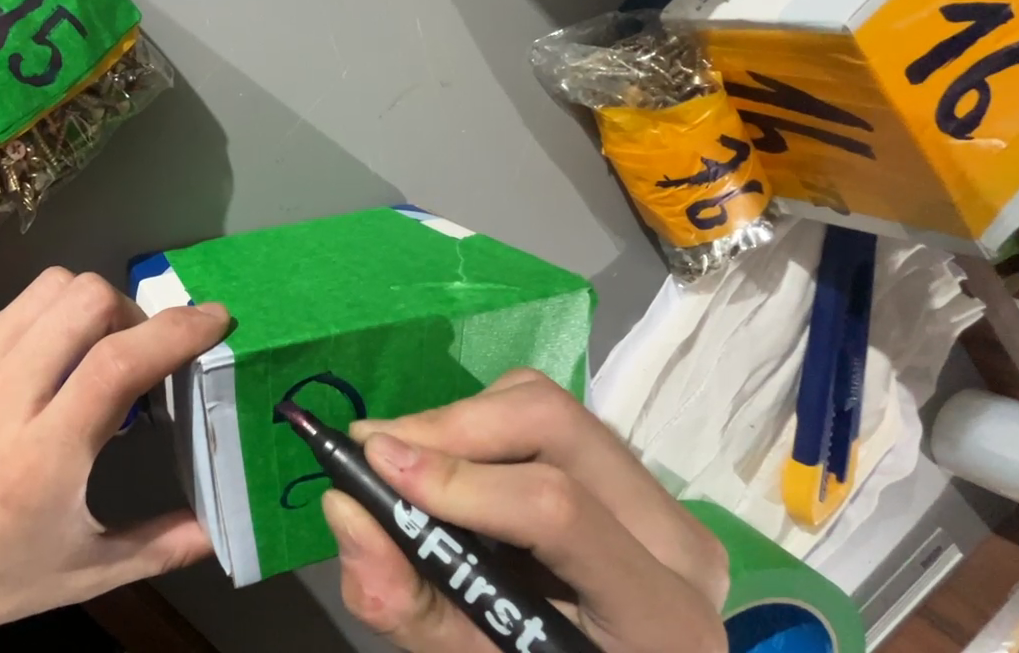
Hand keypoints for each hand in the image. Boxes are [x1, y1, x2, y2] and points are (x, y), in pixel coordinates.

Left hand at [0, 267, 231, 643]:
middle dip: (132, 310)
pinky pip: (17, 304)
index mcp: (41, 454)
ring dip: (92, 304)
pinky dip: (52, 316)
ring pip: (50, 286)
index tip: (215, 319)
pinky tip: (50, 362)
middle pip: (83, 299)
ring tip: (98, 351)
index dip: (176, 330)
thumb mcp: (79, 575)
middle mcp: (4, 395)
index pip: (117, 363)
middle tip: (141, 353)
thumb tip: (219, 530)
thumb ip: (157, 547)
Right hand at [323, 370, 729, 652]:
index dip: (456, 479)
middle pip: (553, 422)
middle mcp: (675, 540)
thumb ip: (402, 599)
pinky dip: (478, 419)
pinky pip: (543, 407)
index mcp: (655, 616)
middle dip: (448, 425)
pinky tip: (457, 466)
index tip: (372, 463)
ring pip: (544, 401)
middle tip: (377, 449)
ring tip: (409, 460)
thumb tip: (343, 505)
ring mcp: (659, 499)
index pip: (556, 511)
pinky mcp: (629, 473)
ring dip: (457, 419)